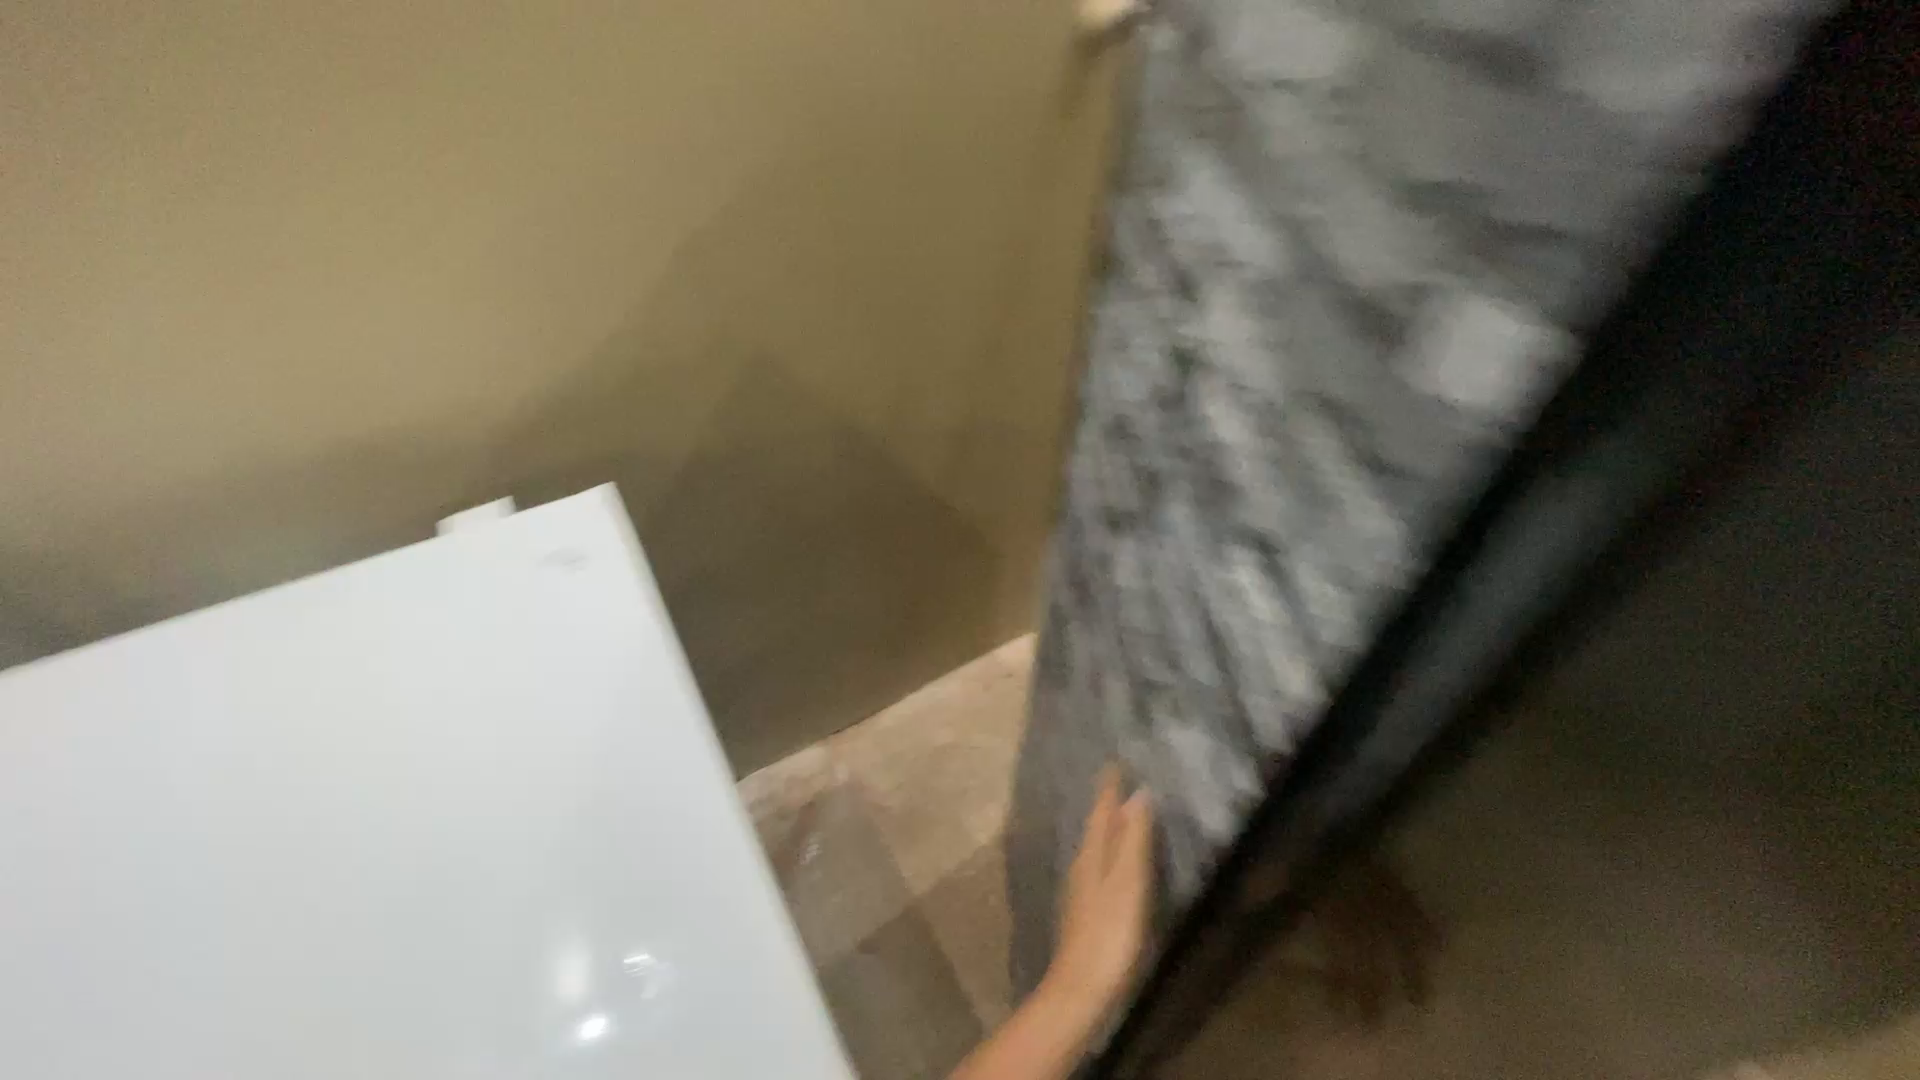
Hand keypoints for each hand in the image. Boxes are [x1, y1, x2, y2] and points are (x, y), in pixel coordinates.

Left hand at [1043, 766, 1154, 1017]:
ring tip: (1121, 812)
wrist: (1081, 988)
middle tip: (1119, 778)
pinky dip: (1108, 851)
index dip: (1108, 787)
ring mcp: (1081, 889)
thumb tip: (1137, 794)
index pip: (1100, 811)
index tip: (1114, 761)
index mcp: (1091, 854)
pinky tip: (1116, 860)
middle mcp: (1081, 865)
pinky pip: (1098, 865)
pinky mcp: (1086, 910)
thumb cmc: (1109, 933)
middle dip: (1106, 802)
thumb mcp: (1128, 883)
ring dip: (1107, 826)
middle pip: (1095, 825)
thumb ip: (1133, 840)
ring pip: (1095, 845)